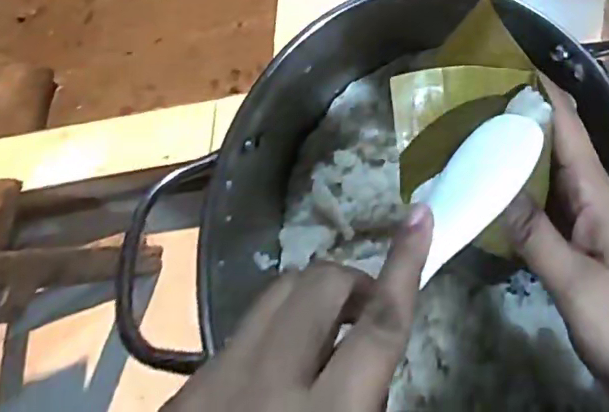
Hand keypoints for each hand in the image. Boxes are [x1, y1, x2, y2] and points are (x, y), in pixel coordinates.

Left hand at [163, 205, 432, 411]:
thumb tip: (376, 368)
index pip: (377, 328)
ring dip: (316, 297)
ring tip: (332, 334)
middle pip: (323, 286)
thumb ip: (364, 402)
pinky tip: (280, 369)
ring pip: (279, 291)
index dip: (405, 267)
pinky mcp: (188, 385)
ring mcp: (218, 376)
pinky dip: (277, 327)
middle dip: (356, 283)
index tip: (421, 216)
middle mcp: (267, 382)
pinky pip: (245, 327)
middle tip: (372, 315)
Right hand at [501, 78, 608, 411]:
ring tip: (469, 137)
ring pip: (546, 176)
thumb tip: (492, 183)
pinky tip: (491, 195)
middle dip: (515, 117)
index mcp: (598, 193)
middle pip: (552, 144)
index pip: (568, 124)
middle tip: (467, 100)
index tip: (505, 59)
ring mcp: (588, 225)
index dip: (541, 88)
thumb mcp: (580, 286)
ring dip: (513, 156)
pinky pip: (545, 210)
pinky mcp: (582, 251)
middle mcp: (592, 198)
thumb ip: (535, 236)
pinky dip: (518, 196)